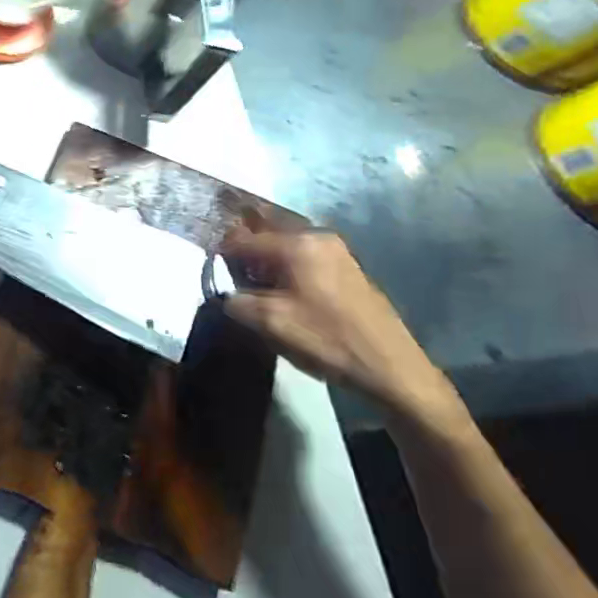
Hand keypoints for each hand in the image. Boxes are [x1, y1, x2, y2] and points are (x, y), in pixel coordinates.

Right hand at [222, 229, 450, 415]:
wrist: (388, 364)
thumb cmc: (326, 340)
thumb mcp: (272, 324)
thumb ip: (239, 302)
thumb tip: (226, 293)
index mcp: (297, 244)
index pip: (246, 238)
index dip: (223, 252)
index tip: (210, 267)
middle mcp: (317, 236)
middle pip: (269, 233)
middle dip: (247, 251)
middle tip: (230, 272)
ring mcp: (337, 250)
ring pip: (289, 245)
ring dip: (268, 259)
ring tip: (254, 284)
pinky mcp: (347, 267)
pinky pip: (306, 256)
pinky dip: (288, 266)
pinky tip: (284, 290)